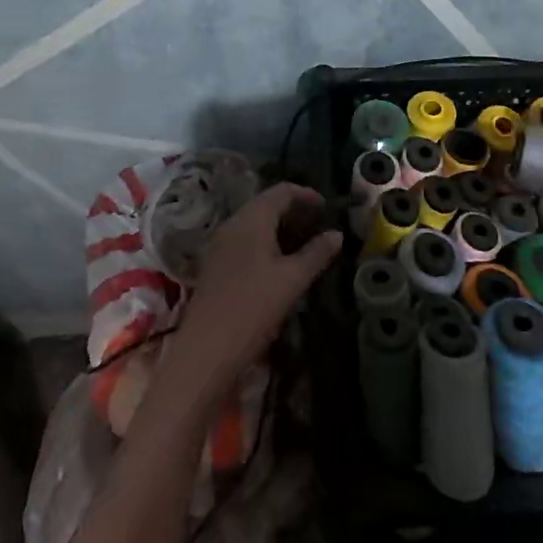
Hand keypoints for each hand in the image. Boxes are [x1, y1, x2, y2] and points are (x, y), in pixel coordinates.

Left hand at [172, 183, 341, 383]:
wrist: (205, 352)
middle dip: (295, 211)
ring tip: (305, 245)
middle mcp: (232, 224)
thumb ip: (317, 252)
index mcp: (252, 219)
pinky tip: (280, 264)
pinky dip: (266, 242)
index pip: (282, 191)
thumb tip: (337, 233)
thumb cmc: (253, 308)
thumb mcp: (294, 279)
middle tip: (320, 226)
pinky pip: (245, 240)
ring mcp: (219, 245)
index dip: (307, 195)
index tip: (329, 208)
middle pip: (267, 204)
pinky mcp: (214, 266)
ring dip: (281, 228)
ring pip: (255, 223)